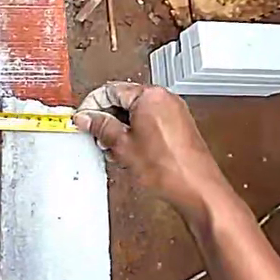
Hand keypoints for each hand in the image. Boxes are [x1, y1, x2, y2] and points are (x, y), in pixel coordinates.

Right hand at [75, 82, 230, 214]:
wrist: (196, 188)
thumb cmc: (168, 168)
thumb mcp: (123, 145)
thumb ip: (100, 126)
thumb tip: (86, 118)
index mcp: (149, 95)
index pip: (110, 90)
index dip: (91, 105)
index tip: (82, 119)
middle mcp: (163, 98)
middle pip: (124, 99)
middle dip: (106, 118)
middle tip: (95, 136)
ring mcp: (173, 111)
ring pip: (135, 112)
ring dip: (120, 127)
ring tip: (113, 148)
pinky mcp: (177, 125)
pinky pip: (149, 121)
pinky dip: (135, 132)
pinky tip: (129, 152)